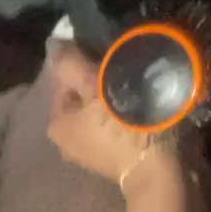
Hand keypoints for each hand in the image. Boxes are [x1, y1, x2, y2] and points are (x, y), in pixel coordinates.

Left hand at [44, 43, 179, 197]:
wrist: (159, 169)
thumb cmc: (126, 125)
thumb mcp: (97, 88)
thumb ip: (73, 65)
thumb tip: (52, 42)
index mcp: (56, 123)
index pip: (66, 78)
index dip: (87, 61)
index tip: (115, 51)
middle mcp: (66, 140)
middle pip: (85, 93)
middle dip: (104, 79)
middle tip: (131, 65)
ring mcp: (90, 151)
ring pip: (102, 107)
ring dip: (118, 94)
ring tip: (143, 80)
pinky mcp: (115, 157)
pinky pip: (116, 122)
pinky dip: (127, 111)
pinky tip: (146, 104)